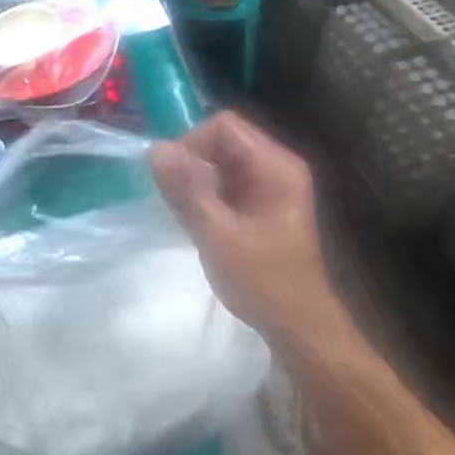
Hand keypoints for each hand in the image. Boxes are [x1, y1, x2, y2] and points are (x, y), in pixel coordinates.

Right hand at [150, 112, 332, 340]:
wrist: (298, 328)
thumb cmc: (263, 282)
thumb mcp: (218, 235)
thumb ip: (186, 189)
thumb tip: (156, 148)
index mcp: (276, 167)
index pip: (224, 126)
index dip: (192, 143)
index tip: (175, 180)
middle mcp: (277, 166)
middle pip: (222, 139)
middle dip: (193, 164)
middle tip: (179, 202)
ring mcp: (271, 185)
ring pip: (220, 161)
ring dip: (197, 181)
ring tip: (191, 216)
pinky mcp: (262, 203)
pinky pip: (225, 181)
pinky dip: (206, 195)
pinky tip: (202, 224)